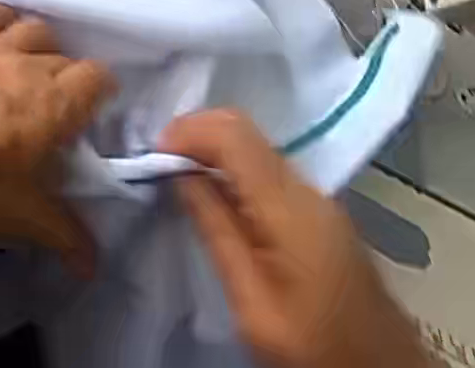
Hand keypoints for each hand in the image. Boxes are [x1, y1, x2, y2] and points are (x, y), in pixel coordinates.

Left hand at [0, 2, 115, 275]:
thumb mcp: (20, 217)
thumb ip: (65, 233)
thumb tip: (93, 264)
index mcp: (50, 103)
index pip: (97, 75)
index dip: (100, 94)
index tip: (91, 117)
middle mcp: (23, 64)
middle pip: (65, 55)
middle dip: (69, 80)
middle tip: (57, 112)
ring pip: (32, 26)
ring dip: (39, 47)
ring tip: (30, 77)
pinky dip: (2, 23)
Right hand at [160, 110, 430, 367]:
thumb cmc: (314, 350)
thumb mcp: (253, 304)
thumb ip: (216, 230)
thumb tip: (179, 172)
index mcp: (293, 209)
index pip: (232, 134)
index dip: (186, 131)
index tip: (153, 156)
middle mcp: (310, 192)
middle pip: (243, 129)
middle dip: (193, 133)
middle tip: (160, 161)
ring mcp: (320, 202)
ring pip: (252, 145)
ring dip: (209, 147)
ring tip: (177, 173)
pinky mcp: (321, 216)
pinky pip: (264, 167)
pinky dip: (228, 164)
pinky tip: (212, 191)